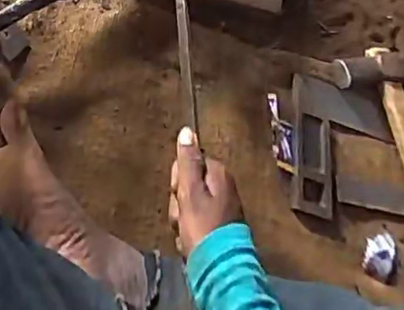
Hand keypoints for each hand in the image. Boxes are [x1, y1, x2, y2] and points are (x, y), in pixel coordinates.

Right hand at [167, 126, 241, 253]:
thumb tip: (187, 130)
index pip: (189, 161)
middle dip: (180, 199)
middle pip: (189, 182)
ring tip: (186, 231)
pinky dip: (191, 229)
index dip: (178, 177)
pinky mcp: (220, 228)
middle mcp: (225, 188)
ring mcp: (224, 209)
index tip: (179, 193)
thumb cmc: (203, 226)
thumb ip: (187, 161)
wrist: (220, 272)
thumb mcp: (190, 190)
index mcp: (219, 174)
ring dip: (183, 216)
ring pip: (190, 203)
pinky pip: (197, 221)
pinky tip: (191, 240)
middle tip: (183, 214)